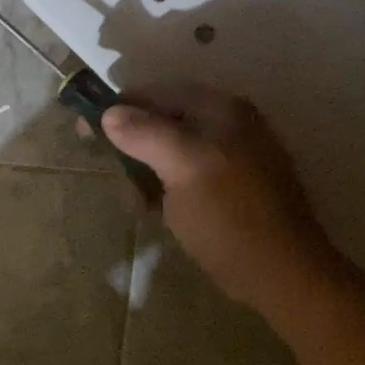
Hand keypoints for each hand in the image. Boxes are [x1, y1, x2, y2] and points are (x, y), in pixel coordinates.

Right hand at [102, 94, 338, 309]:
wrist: (279, 272)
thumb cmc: (229, 216)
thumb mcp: (184, 168)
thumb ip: (146, 134)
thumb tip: (108, 113)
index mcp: (222, 111)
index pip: (159, 92)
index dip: (119, 107)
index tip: (85, 131)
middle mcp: (229, 125)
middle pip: (163, 121)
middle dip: (132, 147)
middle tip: (119, 179)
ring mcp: (231, 158)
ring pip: (170, 152)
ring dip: (145, 174)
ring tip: (139, 204)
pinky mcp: (229, 189)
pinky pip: (183, 177)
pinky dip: (163, 190)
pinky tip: (158, 213)